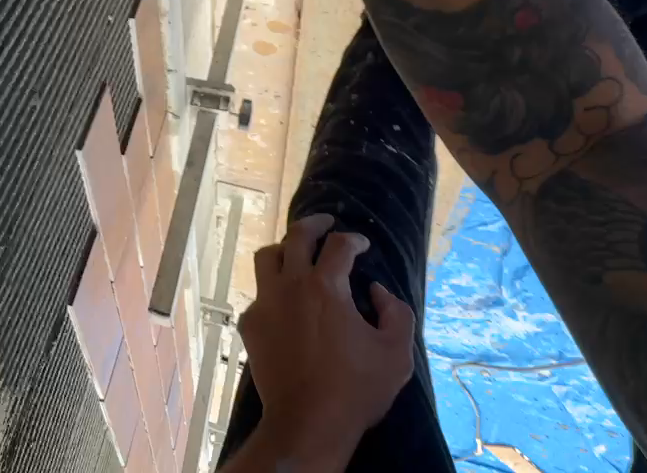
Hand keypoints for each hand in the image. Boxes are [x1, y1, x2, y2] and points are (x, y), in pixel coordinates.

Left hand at [237, 214, 417, 466]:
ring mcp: (265, 302)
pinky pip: (259, 294)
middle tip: (325, 222)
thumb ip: (396, 313)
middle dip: (313, 224)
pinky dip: (273, 290)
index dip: (353, 240)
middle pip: (296, 236)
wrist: (307, 423)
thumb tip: (375, 290)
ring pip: (267, 257)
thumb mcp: (396, 354)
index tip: (361, 244)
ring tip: (297, 252)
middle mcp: (290, 284)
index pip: (339, 246)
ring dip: (284, 249)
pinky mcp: (250, 323)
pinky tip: (285, 302)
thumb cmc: (355, 389)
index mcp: (325, 286)